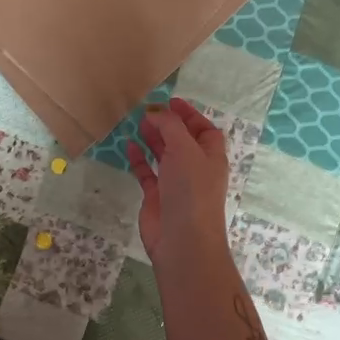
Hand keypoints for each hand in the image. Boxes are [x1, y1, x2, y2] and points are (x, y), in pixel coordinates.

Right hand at [125, 98, 228, 264]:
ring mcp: (176, 183)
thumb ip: (170, 126)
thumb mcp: (184, 148)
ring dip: (153, 139)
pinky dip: (139, 158)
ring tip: (138, 123)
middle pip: (183, 141)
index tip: (170, 101)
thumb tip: (155, 111)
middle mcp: (195, 169)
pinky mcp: (156, 196)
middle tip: (148, 110)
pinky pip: (147, 172)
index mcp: (211, 157)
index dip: (190, 115)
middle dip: (168, 125)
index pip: (204, 130)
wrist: (182, 238)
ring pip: (164, 155)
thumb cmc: (191, 189)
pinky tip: (129, 145)